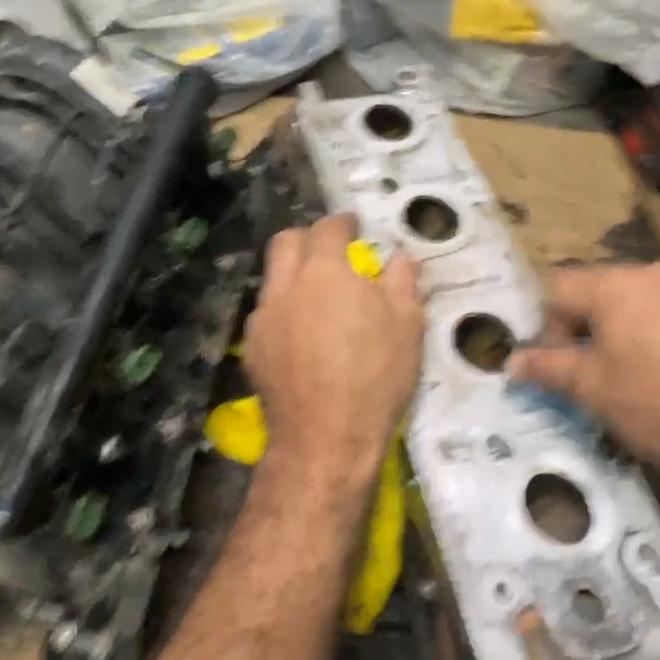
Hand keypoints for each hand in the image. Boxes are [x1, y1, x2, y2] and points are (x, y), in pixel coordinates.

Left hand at [243, 214, 423, 484]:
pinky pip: (266, 316)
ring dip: (292, 276)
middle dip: (306, 238)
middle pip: (285, 242)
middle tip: (328, 250)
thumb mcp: (407, 327)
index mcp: (325, 272)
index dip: (342, 222)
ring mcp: (263, 318)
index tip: (353, 224)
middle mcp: (286, 286)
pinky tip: (301, 335)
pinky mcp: (252, 350)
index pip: (328, 229)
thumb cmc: (375, 377)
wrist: (326, 438)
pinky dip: (283, 313)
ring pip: (272, 280)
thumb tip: (399, 258)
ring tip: (315, 296)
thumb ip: (402, 283)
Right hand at [509, 261, 659, 473]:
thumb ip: (548, 369)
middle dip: (580, 335)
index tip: (553, 371)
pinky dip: (649, 343)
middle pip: (593, 295)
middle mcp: (651, 273)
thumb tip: (511, 361)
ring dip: (614, 340)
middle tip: (583, 381)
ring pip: (629, 308)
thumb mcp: (594, 390)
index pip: (555, 291)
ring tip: (622, 386)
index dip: (543, 331)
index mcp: (614, 282)